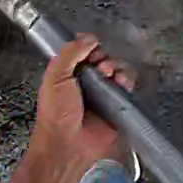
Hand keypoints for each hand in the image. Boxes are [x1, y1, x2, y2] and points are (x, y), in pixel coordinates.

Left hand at [27, 34, 135, 182]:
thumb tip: (88, 38)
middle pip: (102, 59)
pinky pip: (127, 88)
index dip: (89, 47)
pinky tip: (122, 83)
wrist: (68, 144)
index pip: (83, 52)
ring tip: (111, 75)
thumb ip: (69, 53)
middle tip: (101, 66)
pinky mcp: (116, 107)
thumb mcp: (55, 76)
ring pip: (116, 71)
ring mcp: (102, 95)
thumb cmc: (56, 113)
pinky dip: (127, 81)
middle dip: (104, 57)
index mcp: (67, 75)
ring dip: (117, 67)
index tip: (91, 50)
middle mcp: (85, 83)